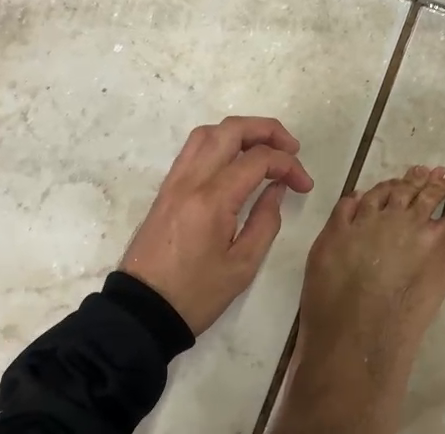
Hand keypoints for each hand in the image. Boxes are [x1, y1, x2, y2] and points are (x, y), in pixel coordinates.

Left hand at [120, 116, 316, 333]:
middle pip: (232, 129)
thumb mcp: (243, 266)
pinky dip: (220, 143)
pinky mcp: (166, 190)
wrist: (139, 314)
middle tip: (291, 149)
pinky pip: (194, 149)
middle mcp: (191, 180)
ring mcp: (174, 182)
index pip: (258, 159)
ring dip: (241, 132)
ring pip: (209, 132)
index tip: (304, 185)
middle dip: (268, 130)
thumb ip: (265, 221)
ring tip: (264, 149)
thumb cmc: (195, 295)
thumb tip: (276, 188)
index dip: (289, 165)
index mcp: (212, 199)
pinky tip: (236, 162)